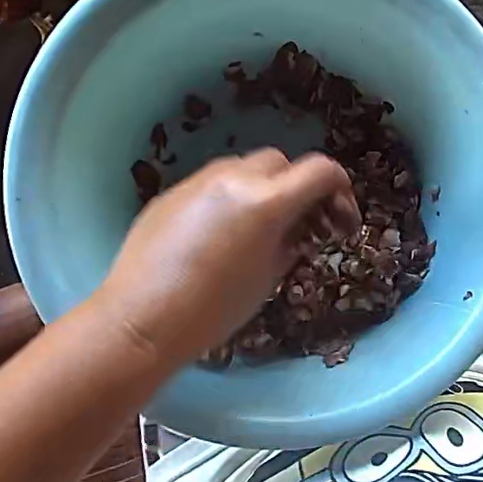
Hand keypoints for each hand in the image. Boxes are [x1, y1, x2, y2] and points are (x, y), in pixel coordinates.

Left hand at [91, 149, 359, 364]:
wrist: (141, 319)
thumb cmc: (213, 310)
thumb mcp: (268, 277)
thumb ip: (291, 240)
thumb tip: (297, 227)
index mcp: (266, 201)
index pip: (321, 170)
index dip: (341, 189)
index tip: (340, 219)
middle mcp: (234, 177)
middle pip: (282, 162)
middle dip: (299, 187)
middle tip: (301, 224)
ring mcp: (198, 180)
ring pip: (245, 167)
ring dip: (263, 189)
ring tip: (259, 229)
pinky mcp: (173, 190)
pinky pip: (213, 183)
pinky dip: (230, 197)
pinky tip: (220, 234)